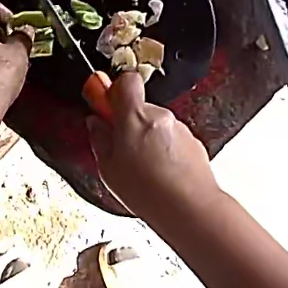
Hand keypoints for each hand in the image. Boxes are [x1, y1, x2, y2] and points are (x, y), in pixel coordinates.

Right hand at [87, 71, 222, 223]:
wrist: (188, 207)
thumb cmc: (148, 190)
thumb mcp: (108, 168)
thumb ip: (100, 140)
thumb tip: (95, 125)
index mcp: (134, 117)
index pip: (125, 81)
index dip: (113, 90)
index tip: (104, 105)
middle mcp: (159, 116)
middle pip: (139, 106)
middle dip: (128, 123)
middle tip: (119, 148)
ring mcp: (179, 128)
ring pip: (155, 124)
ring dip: (145, 139)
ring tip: (140, 168)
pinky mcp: (192, 142)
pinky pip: (170, 139)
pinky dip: (162, 150)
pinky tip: (157, 173)